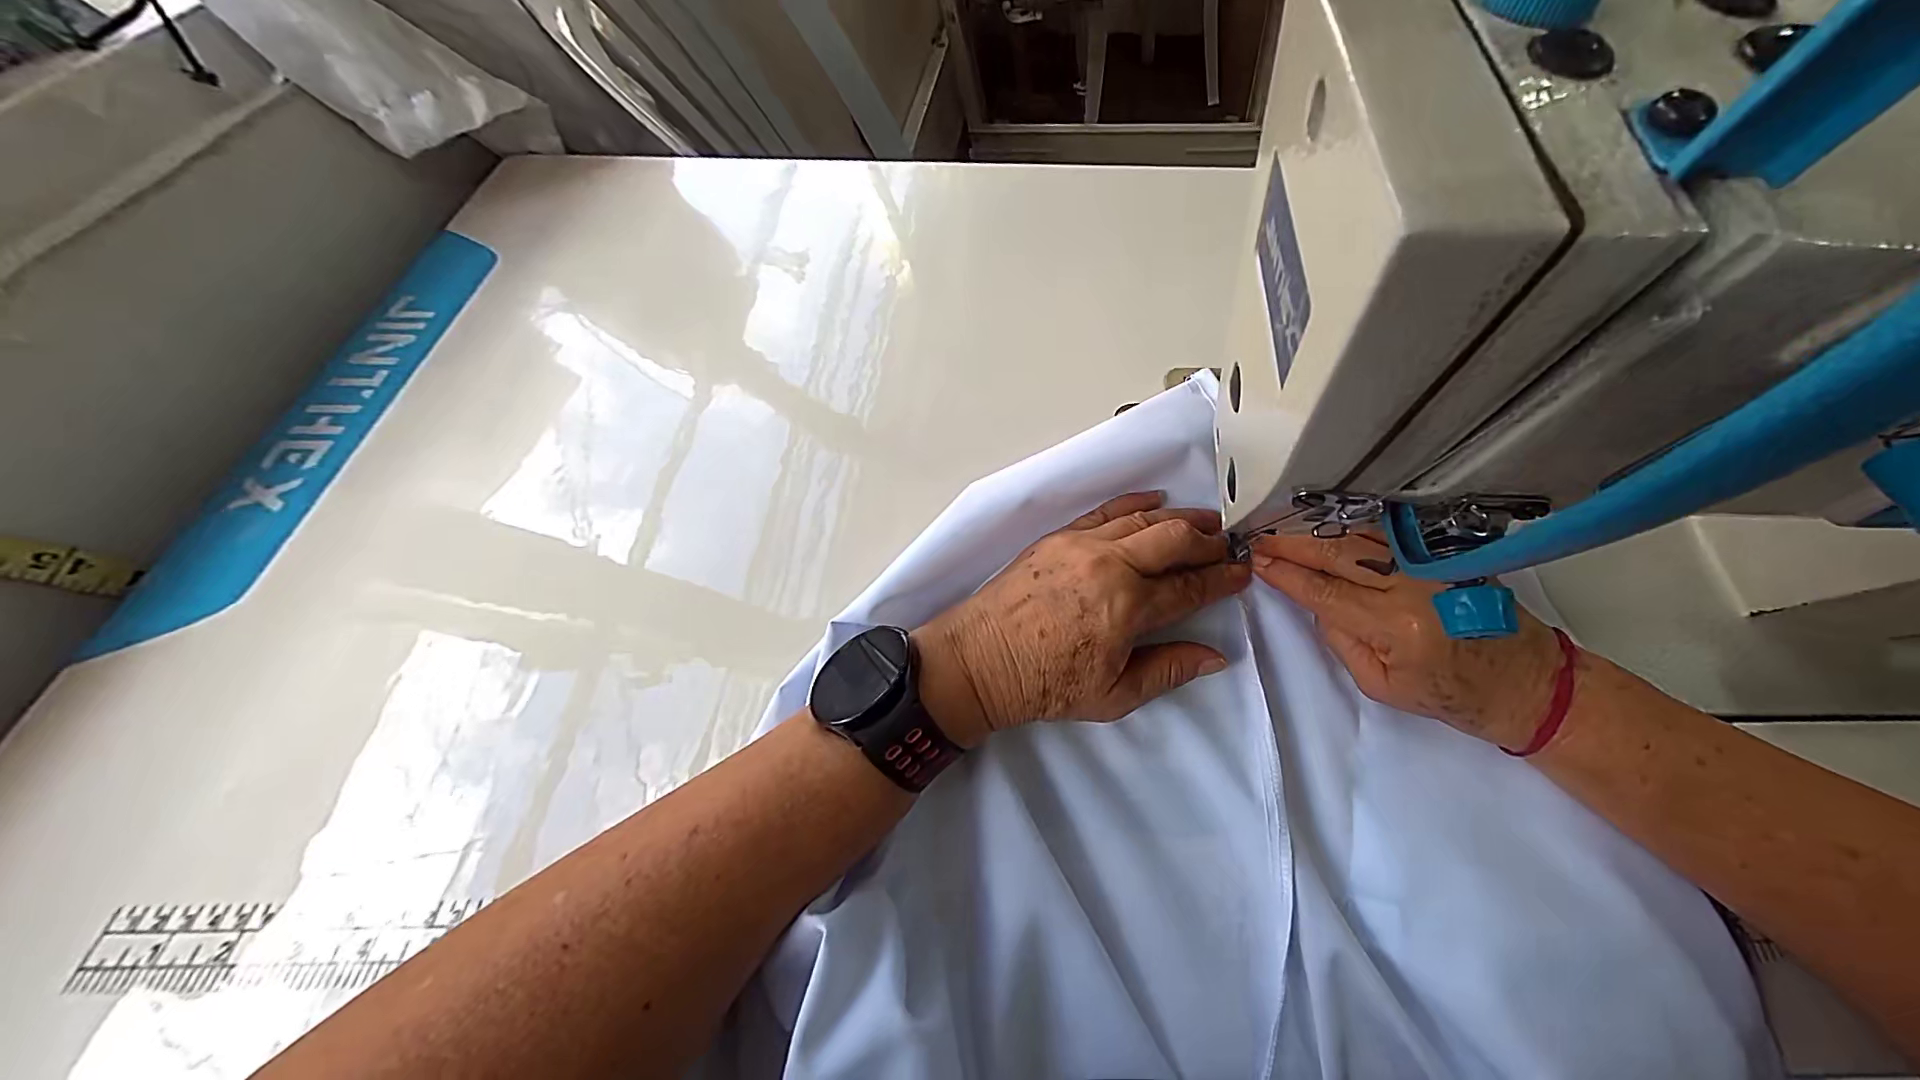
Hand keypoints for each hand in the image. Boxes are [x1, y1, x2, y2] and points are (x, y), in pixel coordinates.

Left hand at [914, 492, 1252, 747]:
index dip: (1222, 580)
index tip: (1241, 575)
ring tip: (1203, 523)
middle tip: (1226, 547)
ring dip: (1179, 519)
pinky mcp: (1057, 538)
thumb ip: (1168, 671)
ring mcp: (1080, 546)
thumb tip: (1214, 656)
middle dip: (1208, 542)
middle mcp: (1108, 566)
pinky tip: (1154, 501)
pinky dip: (1133, 504)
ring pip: (1143, 520)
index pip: (1190, 586)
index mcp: (1127, 608)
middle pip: (1175, 539)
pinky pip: (1104, 511)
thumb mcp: (1113, 695)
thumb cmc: (1042, 684)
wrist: (980, 661)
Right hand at [1249, 531, 1564, 750]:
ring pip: (1362, 537)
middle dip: (1293, 545)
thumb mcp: (1381, 685)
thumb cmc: (1454, 695)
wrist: (1527, 683)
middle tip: (1262, 539)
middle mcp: (1415, 587)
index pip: (1324, 592)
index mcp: (1397, 626)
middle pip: (1338, 554)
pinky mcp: (1447, 558)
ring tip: (1286, 530)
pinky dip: (1353, 530)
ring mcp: (1435, 566)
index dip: (1287, 575)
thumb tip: (1319, 604)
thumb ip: (1342, 641)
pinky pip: (1389, 538)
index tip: (1259, 562)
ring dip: (1319, 533)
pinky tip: (1330, 528)